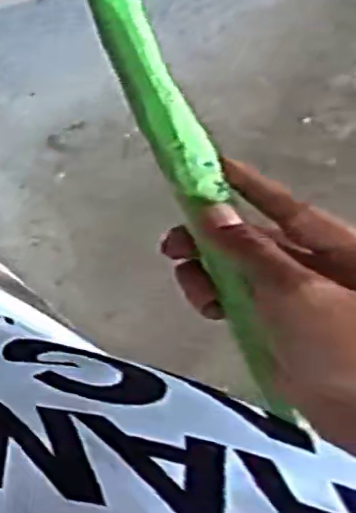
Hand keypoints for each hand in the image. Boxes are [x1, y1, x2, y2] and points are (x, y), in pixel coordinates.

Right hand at [162, 157, 355, 446]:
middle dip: (208, 240)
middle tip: (174, 248)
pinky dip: (214, 298)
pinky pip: (236, 297)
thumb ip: (248, 250)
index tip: (208, 164)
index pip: (288, 209)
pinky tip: (210, 310)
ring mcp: (303, 300)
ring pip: (235, 269)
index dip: (248, 186)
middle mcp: (325, 272)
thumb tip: (212, 211)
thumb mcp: (295, 292)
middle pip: (252, 240)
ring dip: (205, 274)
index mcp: (346, 257)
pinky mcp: (283, 325)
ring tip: (199, 294)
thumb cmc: (350, 348)